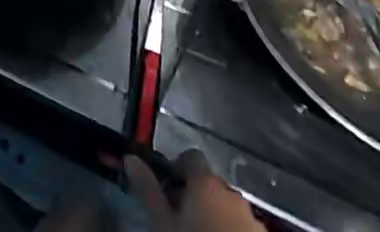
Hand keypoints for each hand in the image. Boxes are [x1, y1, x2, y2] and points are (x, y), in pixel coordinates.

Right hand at [124, 150, 262, 231]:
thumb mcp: (163, 223)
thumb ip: (148, 190)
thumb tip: (130, 158)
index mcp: (206, 182)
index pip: (191, 156)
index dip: (176, 167)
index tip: (166, 189)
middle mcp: (230, 190)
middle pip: (208, 181)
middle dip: (193, 195)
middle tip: (177, 219)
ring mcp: (249, 214)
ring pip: (224, 204)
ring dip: (211, 212)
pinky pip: (240, 223)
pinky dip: (228, 227)